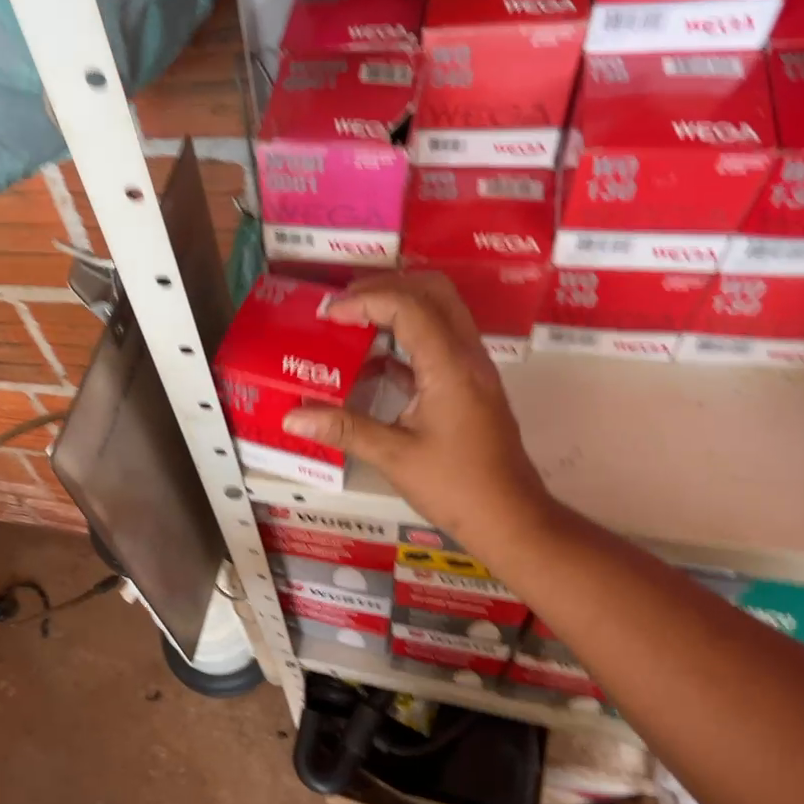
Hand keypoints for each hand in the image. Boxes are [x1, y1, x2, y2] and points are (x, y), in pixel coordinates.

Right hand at [281, 273, 555, 560]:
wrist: (511, 517)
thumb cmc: (456, 487)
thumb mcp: (394, 457)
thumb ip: (344, 430)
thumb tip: (292, 418)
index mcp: (449, 367)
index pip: (408, 306)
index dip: (365, 300)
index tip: (329, 315)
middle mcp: (467, 355)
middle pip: (433, 290)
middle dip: (385, 286)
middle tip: (344, 304)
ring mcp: (473, 368)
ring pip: (441, 310)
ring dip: (398, 305)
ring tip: (354, 322)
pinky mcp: (470, 384)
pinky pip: (440, 339)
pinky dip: (407, 335)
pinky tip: (373, 361)